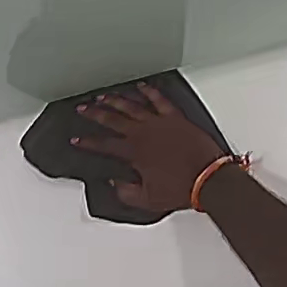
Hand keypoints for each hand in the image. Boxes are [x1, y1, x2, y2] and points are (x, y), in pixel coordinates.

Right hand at [71, 83, 227, 213]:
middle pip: (112, 119)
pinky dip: (149, 92)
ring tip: (104, 96)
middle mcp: (143, 134)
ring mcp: (159, 123)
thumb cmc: (182, 188)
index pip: (104, 144)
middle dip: (94, 113)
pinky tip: (141, 87)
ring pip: (132, 106)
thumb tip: (115, 184)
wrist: (209, 179)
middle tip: (83, 109)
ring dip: (115, 100)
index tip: (77, 139)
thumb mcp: (147, 199)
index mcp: (134, 152)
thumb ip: (126, 191)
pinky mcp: (176, 118)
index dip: (88, 142)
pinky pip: (159, 100)